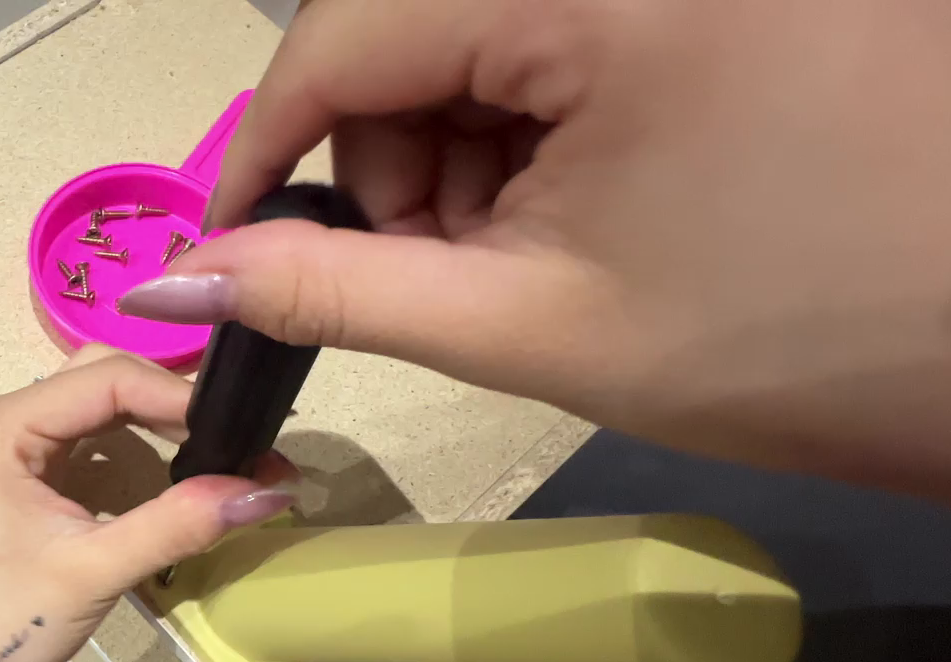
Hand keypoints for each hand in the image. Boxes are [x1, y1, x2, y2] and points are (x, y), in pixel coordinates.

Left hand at [0, 347, 296, 661]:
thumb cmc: (9, 622)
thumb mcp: (95, 571)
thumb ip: (178, 525)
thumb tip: (270, 490)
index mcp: (2, 427)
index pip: (105, 379)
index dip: (179, 397)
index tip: (245, 427)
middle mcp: (4, 417)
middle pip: (103, 376)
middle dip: (172, 401)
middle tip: (238, 435)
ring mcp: (14, 439)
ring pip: (100, 399)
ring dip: (160, 417)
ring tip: (222, 446)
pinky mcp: (28, 465)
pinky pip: (91, 431)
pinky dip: (138, 438)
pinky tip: (177, 458)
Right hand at [118, 0, 950, 511]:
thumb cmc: (773, 341)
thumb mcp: (512, 322)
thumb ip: (322, 294)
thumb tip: (177, 285)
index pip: (342, 29)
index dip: (259, 149)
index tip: (230, 247)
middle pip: (404, 25)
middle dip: (381, 158)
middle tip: (437, 263)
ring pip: (468, 30)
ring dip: (449, 147)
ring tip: (521, 243)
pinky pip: (551, 28)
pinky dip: (520, 118)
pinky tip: (576, 191)